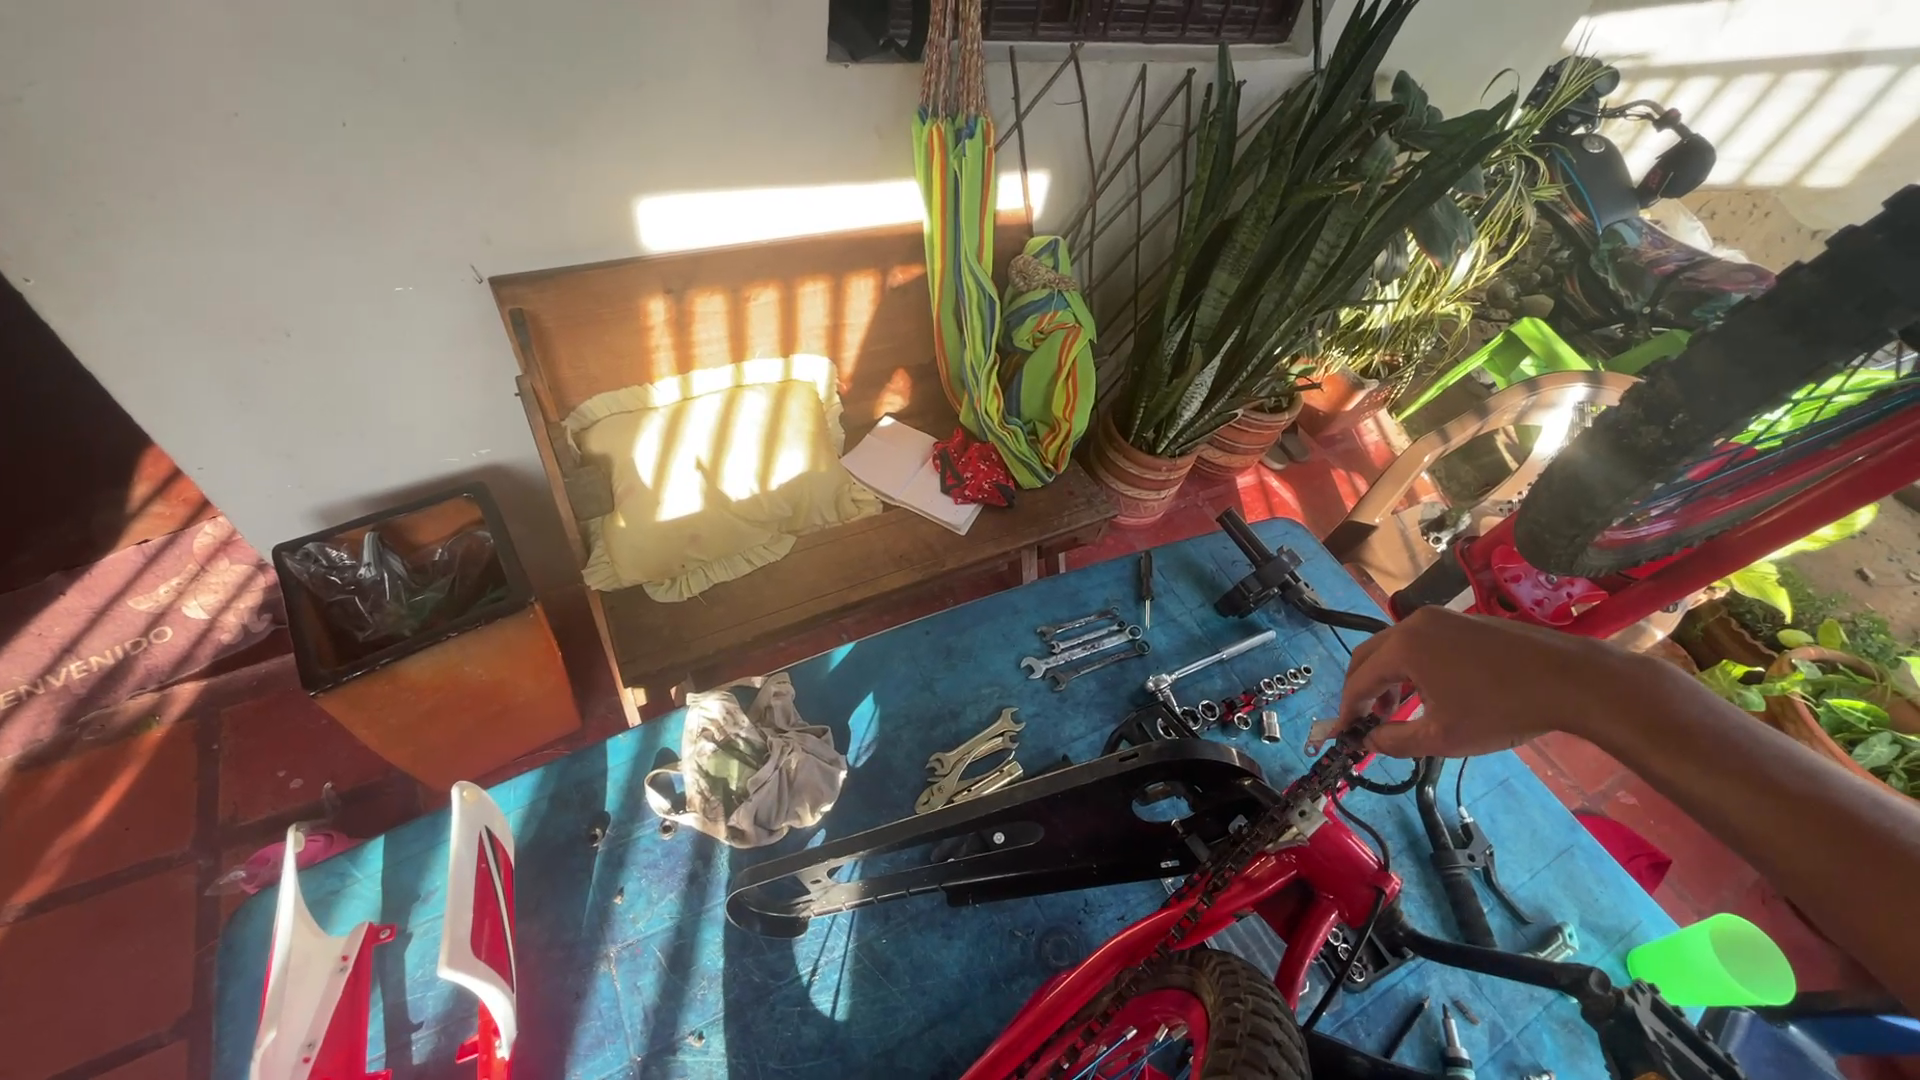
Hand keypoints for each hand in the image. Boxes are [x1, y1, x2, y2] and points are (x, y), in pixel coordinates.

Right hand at [1334, 606, 1672, 757]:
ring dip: (1387, 678)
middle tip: (1364, 719)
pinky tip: (1429, 692)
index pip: (1358, 679)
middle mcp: (1413, 623)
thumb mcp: (1443, 737)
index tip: (1344, 733)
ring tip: (1395, 710)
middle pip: (1368, 655)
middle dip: (1361, 689)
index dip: (1348, 708)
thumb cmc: (1503, 711)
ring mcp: (1440, 618)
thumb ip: (1395, 740)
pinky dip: (1411, 667)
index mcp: (1402, 647)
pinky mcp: (1463, 622)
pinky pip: (1420, 643)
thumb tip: (1369, 739)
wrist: (1574, 682)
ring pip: (1394, 648)